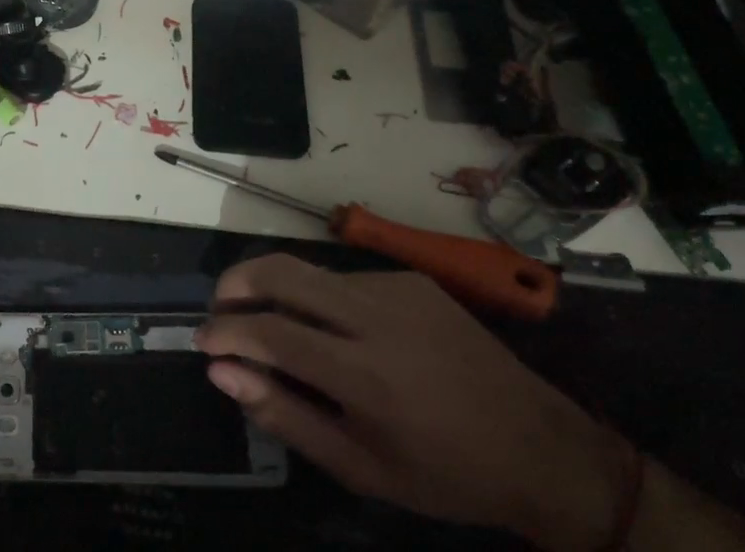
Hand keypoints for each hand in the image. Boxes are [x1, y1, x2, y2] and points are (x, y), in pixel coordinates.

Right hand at [196, 256, 633, 551]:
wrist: (542, 449)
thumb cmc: (444, 473)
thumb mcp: (359, 466)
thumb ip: (285, 415)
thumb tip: (223, 372)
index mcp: (363, 373)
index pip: (269, 331)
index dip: (224, 331)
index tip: (201, 342)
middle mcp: (377, 317)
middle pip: (282, 271)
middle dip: (236, 282)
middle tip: (219, 310)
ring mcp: (399, 290)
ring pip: (311, 270)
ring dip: (274, 287)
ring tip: (266, 321)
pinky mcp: (415, 281)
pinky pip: (346, 278)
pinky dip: (319, 296)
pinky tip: (329, 328)